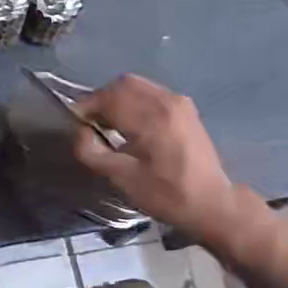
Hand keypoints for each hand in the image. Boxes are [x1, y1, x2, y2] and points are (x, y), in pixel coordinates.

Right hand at [71, 75, 274, 248]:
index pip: (109, 97)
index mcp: (152, 118)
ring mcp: (179, 102)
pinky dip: (134, 100)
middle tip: (91, 122)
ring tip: (108, 123)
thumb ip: (93, 152)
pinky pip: (151, 92)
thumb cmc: (166, 195)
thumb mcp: (122, 178)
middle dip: (101, 99)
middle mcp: (167, 101)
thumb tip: (81, 132)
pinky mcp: (185, 108)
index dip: (86, 106)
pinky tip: (130, 124)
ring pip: (137, 85)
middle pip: (123, 84)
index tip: (76, 122)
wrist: (211, 203)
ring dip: (117, 98)